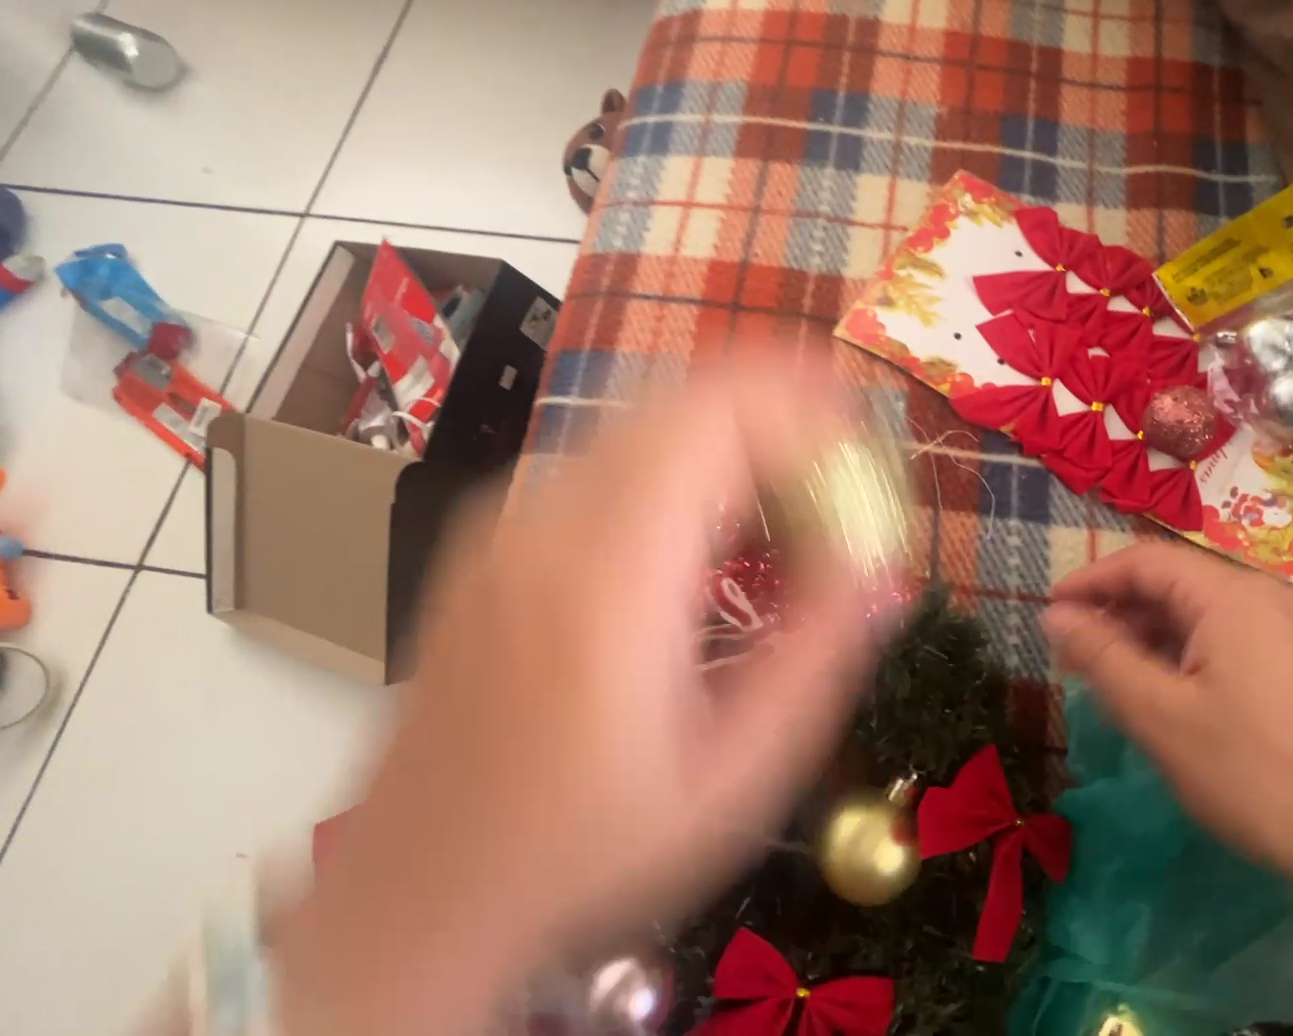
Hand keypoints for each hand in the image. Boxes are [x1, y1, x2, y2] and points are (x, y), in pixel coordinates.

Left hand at [275, 359, 885, 1035]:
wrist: (416, 894)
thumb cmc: (587, 848)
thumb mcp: (734, 774)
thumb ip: (817, 656)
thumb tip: (877, 567)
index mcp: (608, 574)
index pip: (715, 415)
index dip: (800, 399)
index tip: (858, 434)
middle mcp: (544, 521)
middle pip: (679, 400)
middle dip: (775, 413)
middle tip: (836, 471)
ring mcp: (505, 524)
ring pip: (639, 423)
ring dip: (726, 442)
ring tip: (781, 510)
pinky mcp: (490, 541)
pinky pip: (601, 463)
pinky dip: (674, 469)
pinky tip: (698, 543)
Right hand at [1041, 543, 1292, 891]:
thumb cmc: (1259, 774)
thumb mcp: (1161, 717)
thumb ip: (1101, 657)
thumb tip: (1056, 614)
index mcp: (1233, 595)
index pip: (1144, 560)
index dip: (1090, 580)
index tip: (1049, 611)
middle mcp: (1275, 597)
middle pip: (1181, 584)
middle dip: (1122, 612)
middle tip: (1079, 655)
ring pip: (1213, 616)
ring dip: (1158, 637)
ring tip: (1124, 680)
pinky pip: (1245, 642)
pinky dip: (1199, 656)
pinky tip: (1186, 699)